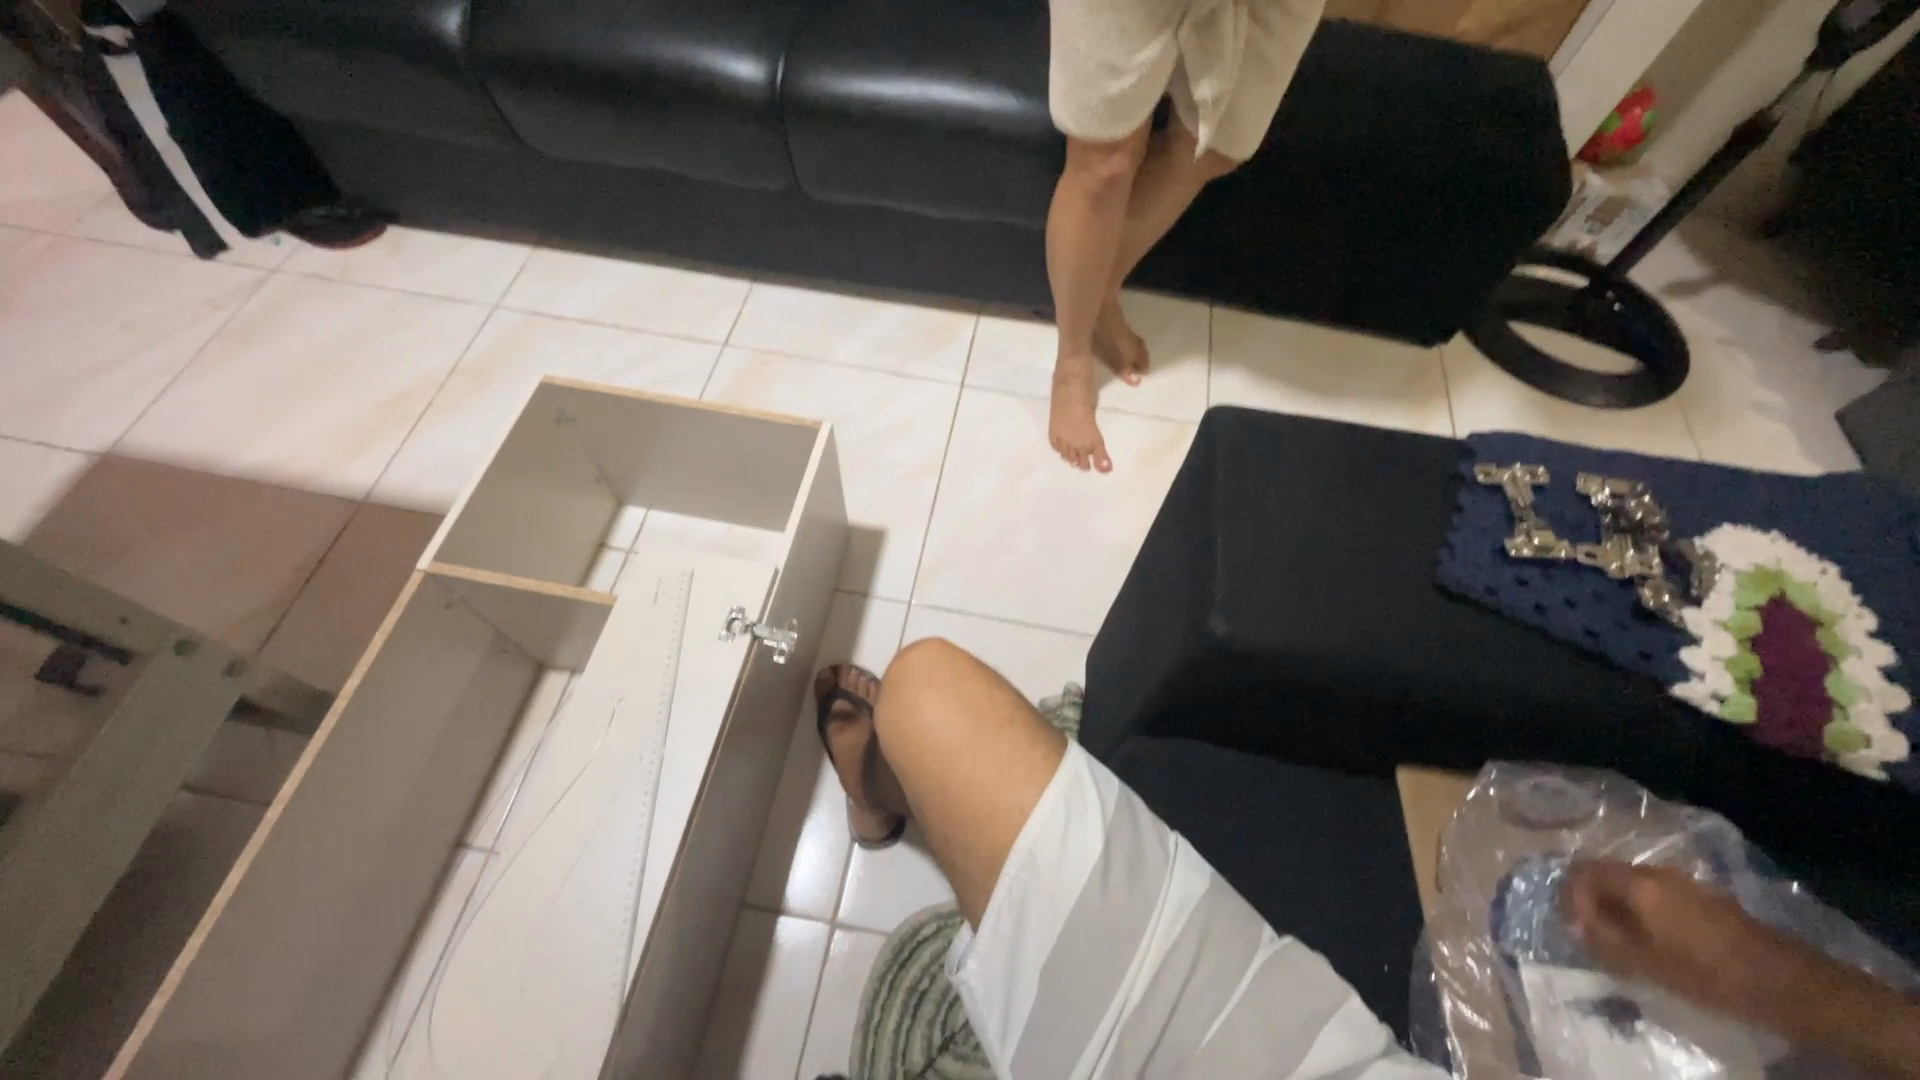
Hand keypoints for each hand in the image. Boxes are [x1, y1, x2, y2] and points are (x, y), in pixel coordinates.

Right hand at [1560, 859, 1774, 1018]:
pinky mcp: (1708, 899)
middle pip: (1608, 874)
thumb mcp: (1645, 964)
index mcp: (1637, 884)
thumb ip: (1603, 941)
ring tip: (1624, 938)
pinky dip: (1647, 911)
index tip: (1575, 928)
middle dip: (1594, 900)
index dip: (1571, 897)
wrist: (1787, 983)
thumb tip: (1577, 927)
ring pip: (1635, 885)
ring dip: (1621, 906)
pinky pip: (1660, 895)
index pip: (1583, 872)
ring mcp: (1686, 883)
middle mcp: (1657, 873)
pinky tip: (1658, 939)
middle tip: (1594, 932)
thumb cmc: (1708, 972)